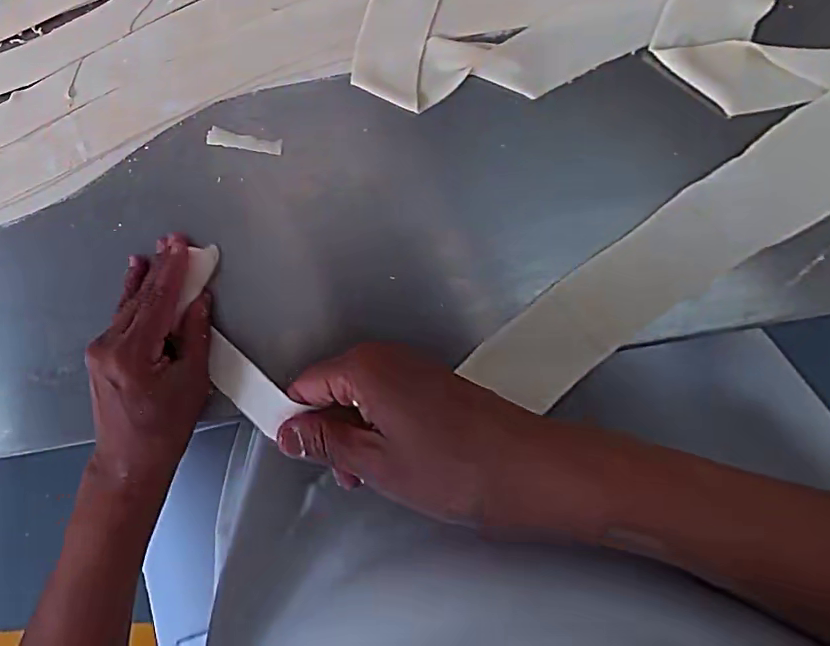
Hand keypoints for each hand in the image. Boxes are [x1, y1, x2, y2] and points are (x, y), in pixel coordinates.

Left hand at [84, 233, 212, 493]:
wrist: (128, 464)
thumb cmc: (162, 431)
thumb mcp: (192, 383)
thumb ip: (195, 335)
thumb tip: (198, 300)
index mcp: (132, 354)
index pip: (159, 301)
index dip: (174, 271)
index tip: (183, 247)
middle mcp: (109, 345)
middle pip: (143, 298)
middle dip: (162, 268)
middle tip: (175, 241)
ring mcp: (99, 348)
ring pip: (130, 304)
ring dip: (148, 278)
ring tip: (159, 251)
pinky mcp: (99, 352)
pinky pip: (121, 316)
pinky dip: (133, 295)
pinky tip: (137, 274)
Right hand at [275, 342, 628, 539]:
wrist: (535, 472)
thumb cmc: (469, 467)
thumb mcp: (377, 465)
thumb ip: (325, 443)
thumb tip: (294, 431)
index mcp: (365, 367)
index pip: (303, 383)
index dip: (295, 419)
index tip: (294, 445)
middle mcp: (386, 357)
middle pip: (330, 387)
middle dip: (328, 429)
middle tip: (343, 469)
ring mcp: (409, 367)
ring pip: (358, 395)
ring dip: (355, 432)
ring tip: (377, 473)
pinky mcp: (427, 381)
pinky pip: (384, 396)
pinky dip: (380, 426)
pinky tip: (399, 459)